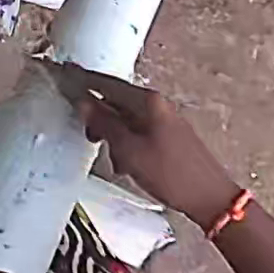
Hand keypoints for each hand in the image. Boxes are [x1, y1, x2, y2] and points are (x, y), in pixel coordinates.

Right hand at [51, 63, 240, 229]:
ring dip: (111, 134)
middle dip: (97, 116)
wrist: (213, 201)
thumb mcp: (129, 149)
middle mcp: (155, 104)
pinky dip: (125, 142)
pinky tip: (126, 164)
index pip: (105, 83)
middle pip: (114, 100)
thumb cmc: (170, 173)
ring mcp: (162, 119)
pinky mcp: (166, 135)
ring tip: (113, 158)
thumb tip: (82, 101)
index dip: (80, 79)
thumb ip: (103, 123)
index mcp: (146, 101)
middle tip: (88, 136)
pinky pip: (136, 130)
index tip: (60, 71)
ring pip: (124, 117)